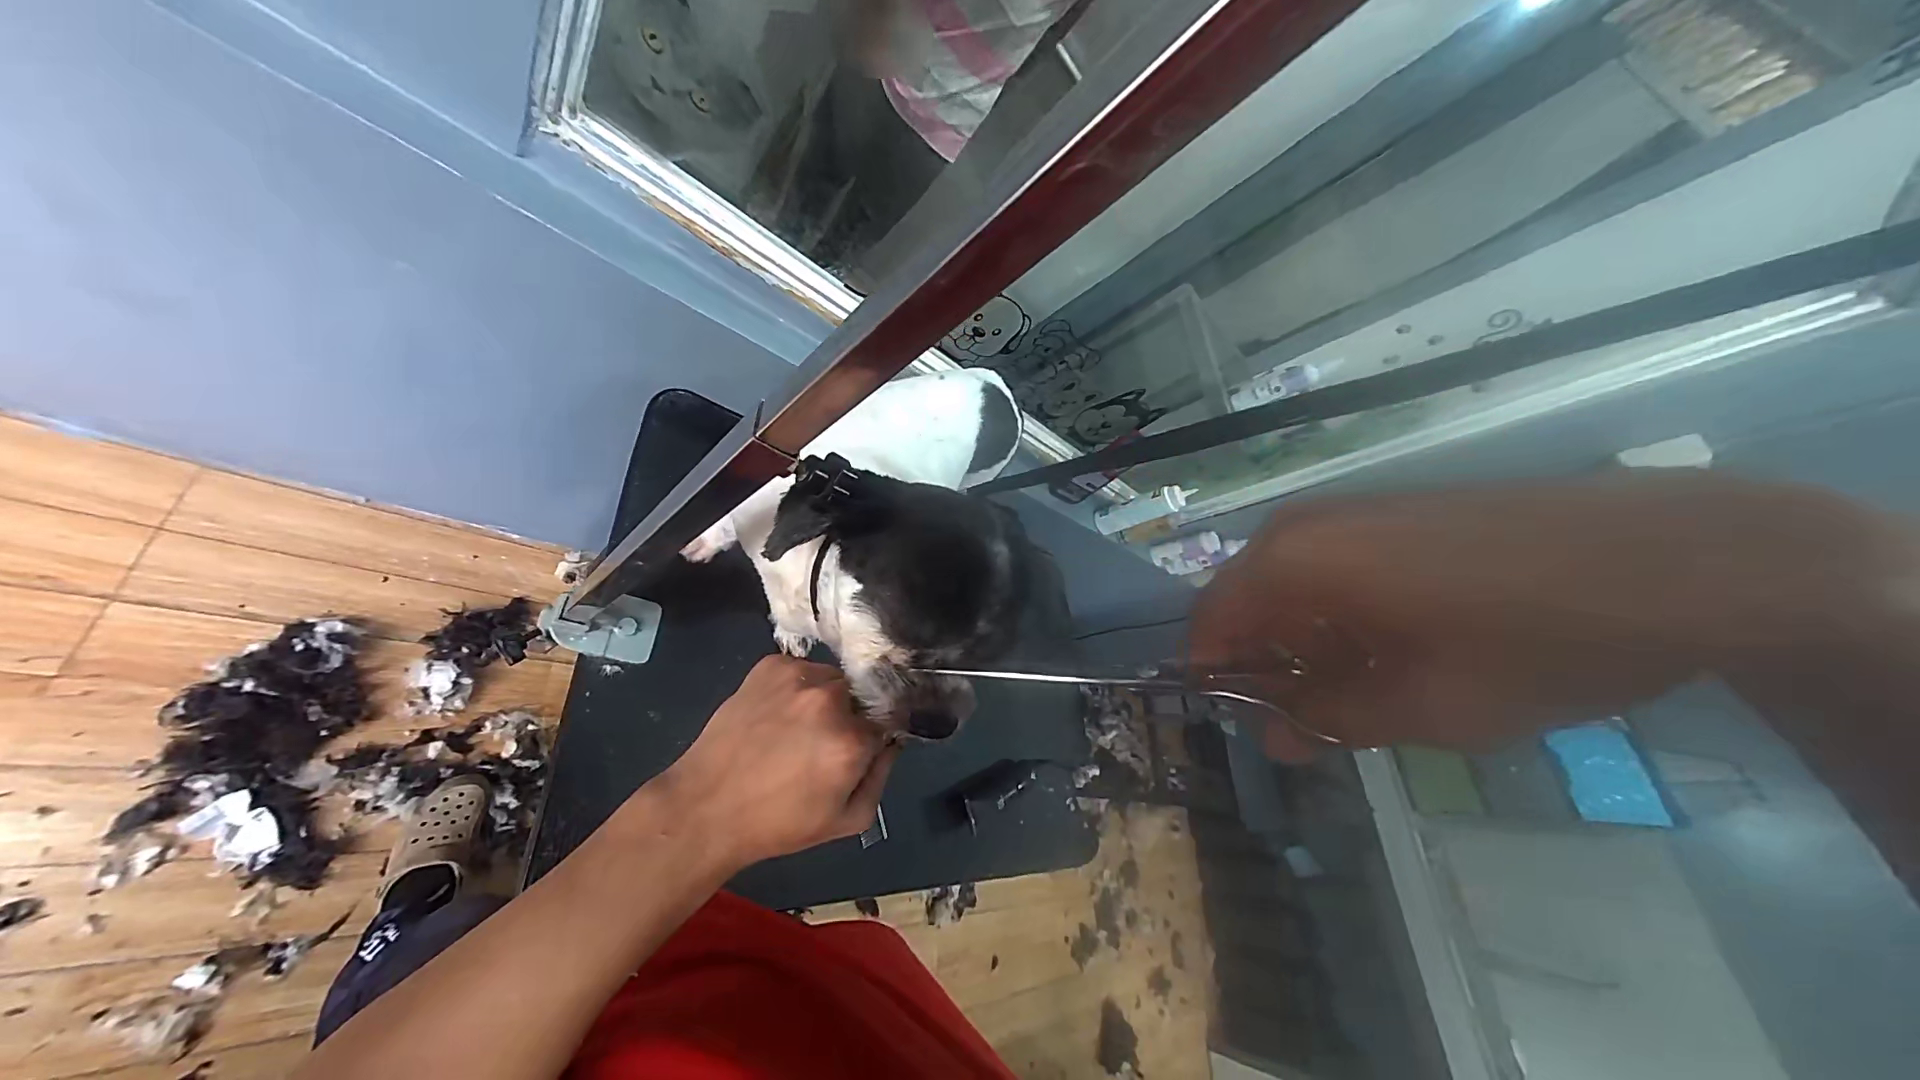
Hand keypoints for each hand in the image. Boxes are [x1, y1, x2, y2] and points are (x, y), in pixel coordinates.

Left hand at [647, 655, 898, 869]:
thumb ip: (881, 777)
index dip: (877, 734)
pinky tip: (776, 714)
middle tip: (824, 742)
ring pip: (832, 678)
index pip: (888, 719)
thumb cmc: (778, 823)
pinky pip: (801, 670)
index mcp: (852, 739)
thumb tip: (891, 741)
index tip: (862, 747)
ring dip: (826, 697)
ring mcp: (797, 676)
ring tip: (796, 727)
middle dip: (852, 714)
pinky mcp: (770, 665)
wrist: (705, 806)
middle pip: (861, 695)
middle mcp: (829, 698)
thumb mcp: (846, 821)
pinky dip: (796, 687)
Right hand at [1189, 473, 1916, 760]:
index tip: (1245, 725)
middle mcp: (1303, 526)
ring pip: (1290, 587)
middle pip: (1247, 604)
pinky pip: (1332, 566)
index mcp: (1290, 563)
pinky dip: (1339, 614)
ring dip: (1305, 643)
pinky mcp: (1393, 510)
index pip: (1209, 624)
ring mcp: (1349, 511)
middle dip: (1266, 666)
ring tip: (1361, 691)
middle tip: (1310, 720)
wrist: (1677, 557)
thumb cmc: (1531, 640)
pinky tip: (1398, 646)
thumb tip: (1272, 735)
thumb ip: (1328, 720)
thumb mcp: (1422, 707)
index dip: (1216, 680)